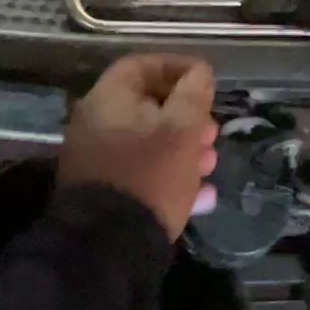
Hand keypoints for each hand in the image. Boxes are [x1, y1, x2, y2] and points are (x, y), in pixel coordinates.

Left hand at [60, 54, 218, 238]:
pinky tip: (202, 196)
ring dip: (185, 150)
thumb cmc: (149, 176)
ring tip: (210, 164)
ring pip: (148, 144)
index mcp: (107, 100)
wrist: (109, 243)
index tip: (206, 80)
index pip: (141, 65)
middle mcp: (96, 125)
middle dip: (187, 118)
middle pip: (147, 108)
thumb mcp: (181, 130)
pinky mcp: (106, 193)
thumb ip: (193, 95)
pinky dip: (172, 179)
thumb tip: (199, 72)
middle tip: (213, 132)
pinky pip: (143, 175)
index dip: (176, 68)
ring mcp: (98, 161)